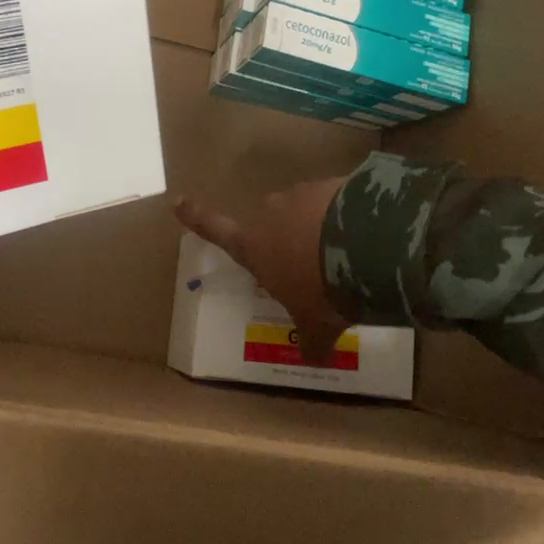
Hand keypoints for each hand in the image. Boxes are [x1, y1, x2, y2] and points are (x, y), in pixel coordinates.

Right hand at [174, 177, 350, 363]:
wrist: (365, 246)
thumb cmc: (322, 291)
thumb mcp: (316, 327)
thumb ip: (312, 342)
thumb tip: (314, 360)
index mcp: (254, 247)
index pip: (216, 230)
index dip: (196, 218)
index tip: (177, 200)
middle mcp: (272, 214)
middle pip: (272, 226)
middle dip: (288, 243)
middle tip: (312, 269)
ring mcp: (303, 194)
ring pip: (306, 213)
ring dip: (320, 230)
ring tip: (347, 257)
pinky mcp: (335, 184)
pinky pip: (336, 203)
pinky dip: (346, 218)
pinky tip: (364, 239)